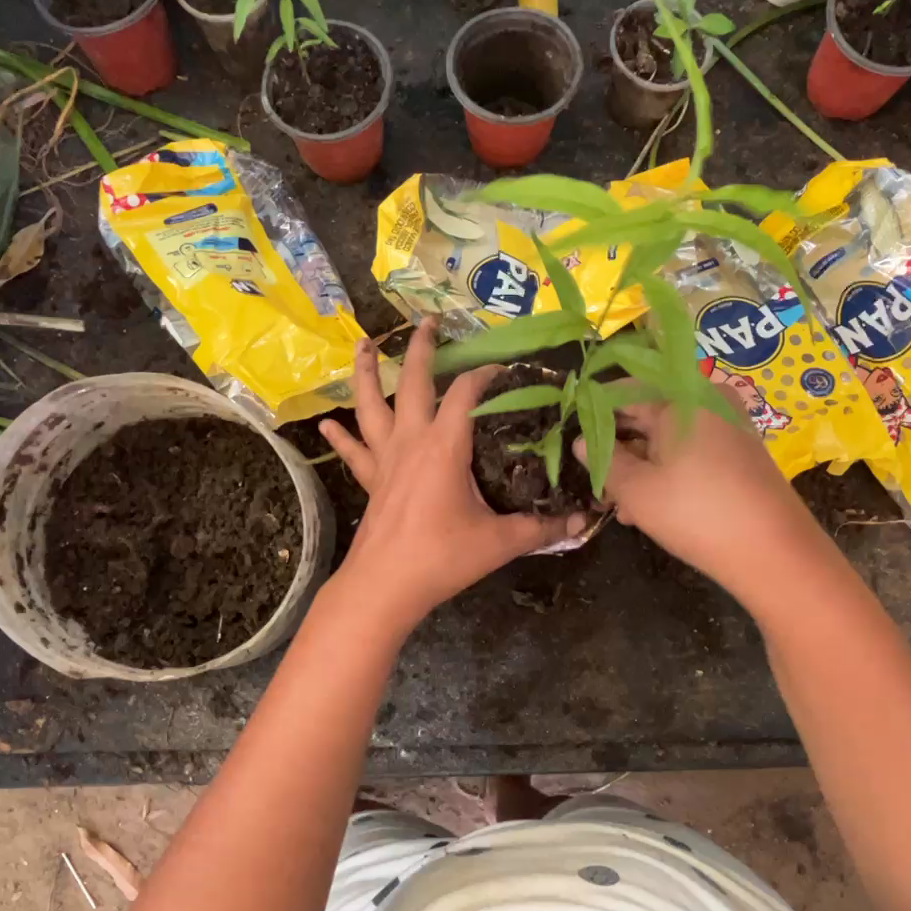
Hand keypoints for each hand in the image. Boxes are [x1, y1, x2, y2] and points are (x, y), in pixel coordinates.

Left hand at [318, 320, 582, 628]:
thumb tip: (583, 520)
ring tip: (361, 344)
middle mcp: (410, 441)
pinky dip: (341, 436)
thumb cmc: (441, 558)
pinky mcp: (370, 481)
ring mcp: (385, 459)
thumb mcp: (499, 542)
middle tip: (426, 322)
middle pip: (411, 383)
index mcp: (444, 446)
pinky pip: (354, 452)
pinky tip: (326, 423)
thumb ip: (541, 528)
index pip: (466, 393)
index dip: (485, 374)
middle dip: (420, 349)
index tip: (504, 367)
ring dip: (366, 373)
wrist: (384, 587)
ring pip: (370, 405)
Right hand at [578, 398, 804, 590]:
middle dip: (616, 446)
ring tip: (618, 504)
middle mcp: (708, 401)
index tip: (569, 438)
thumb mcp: (636, 489)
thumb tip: (582, 441)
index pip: (622, 391)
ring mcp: (728, 427)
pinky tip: (647, 507)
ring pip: (667, 437)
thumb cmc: (697, 513)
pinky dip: (666, 471)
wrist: (776, 555)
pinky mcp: (739, 453)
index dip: (592, 413)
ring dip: (638, 465)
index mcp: (683, 396)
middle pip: (647, 413)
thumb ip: (603, 460)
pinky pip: (690, 451)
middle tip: (593, 478)